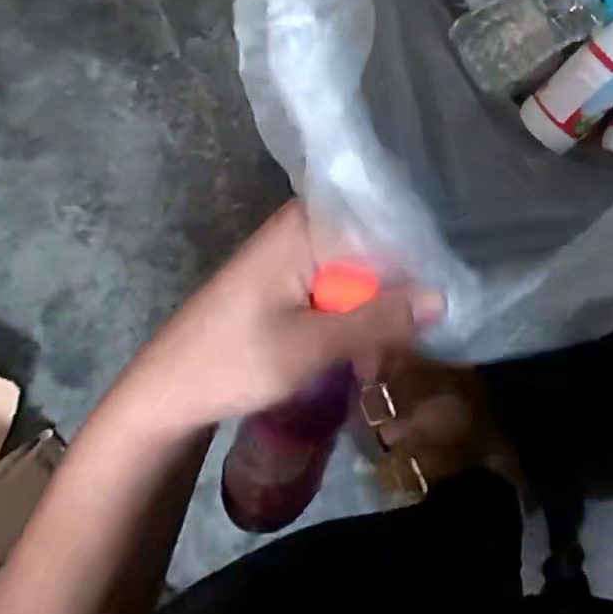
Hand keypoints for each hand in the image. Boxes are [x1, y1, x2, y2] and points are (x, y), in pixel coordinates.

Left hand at [114, 202, 444, 436]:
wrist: (164, 395)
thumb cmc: (230, 362)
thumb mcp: (310, 347)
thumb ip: (376, 321)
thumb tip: (443, 297)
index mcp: (307, 225)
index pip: (382, 218)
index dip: (418, 250)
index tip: (448, 287)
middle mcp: (305, 228)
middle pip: (376, 249)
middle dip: (397, 295)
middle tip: (408, 346)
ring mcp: (297, 254)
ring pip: (361, 275)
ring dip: (377, 316)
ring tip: (381, 364)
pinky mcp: (292, 281)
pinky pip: (341, 291)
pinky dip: (356, 321)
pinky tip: (363, 358)